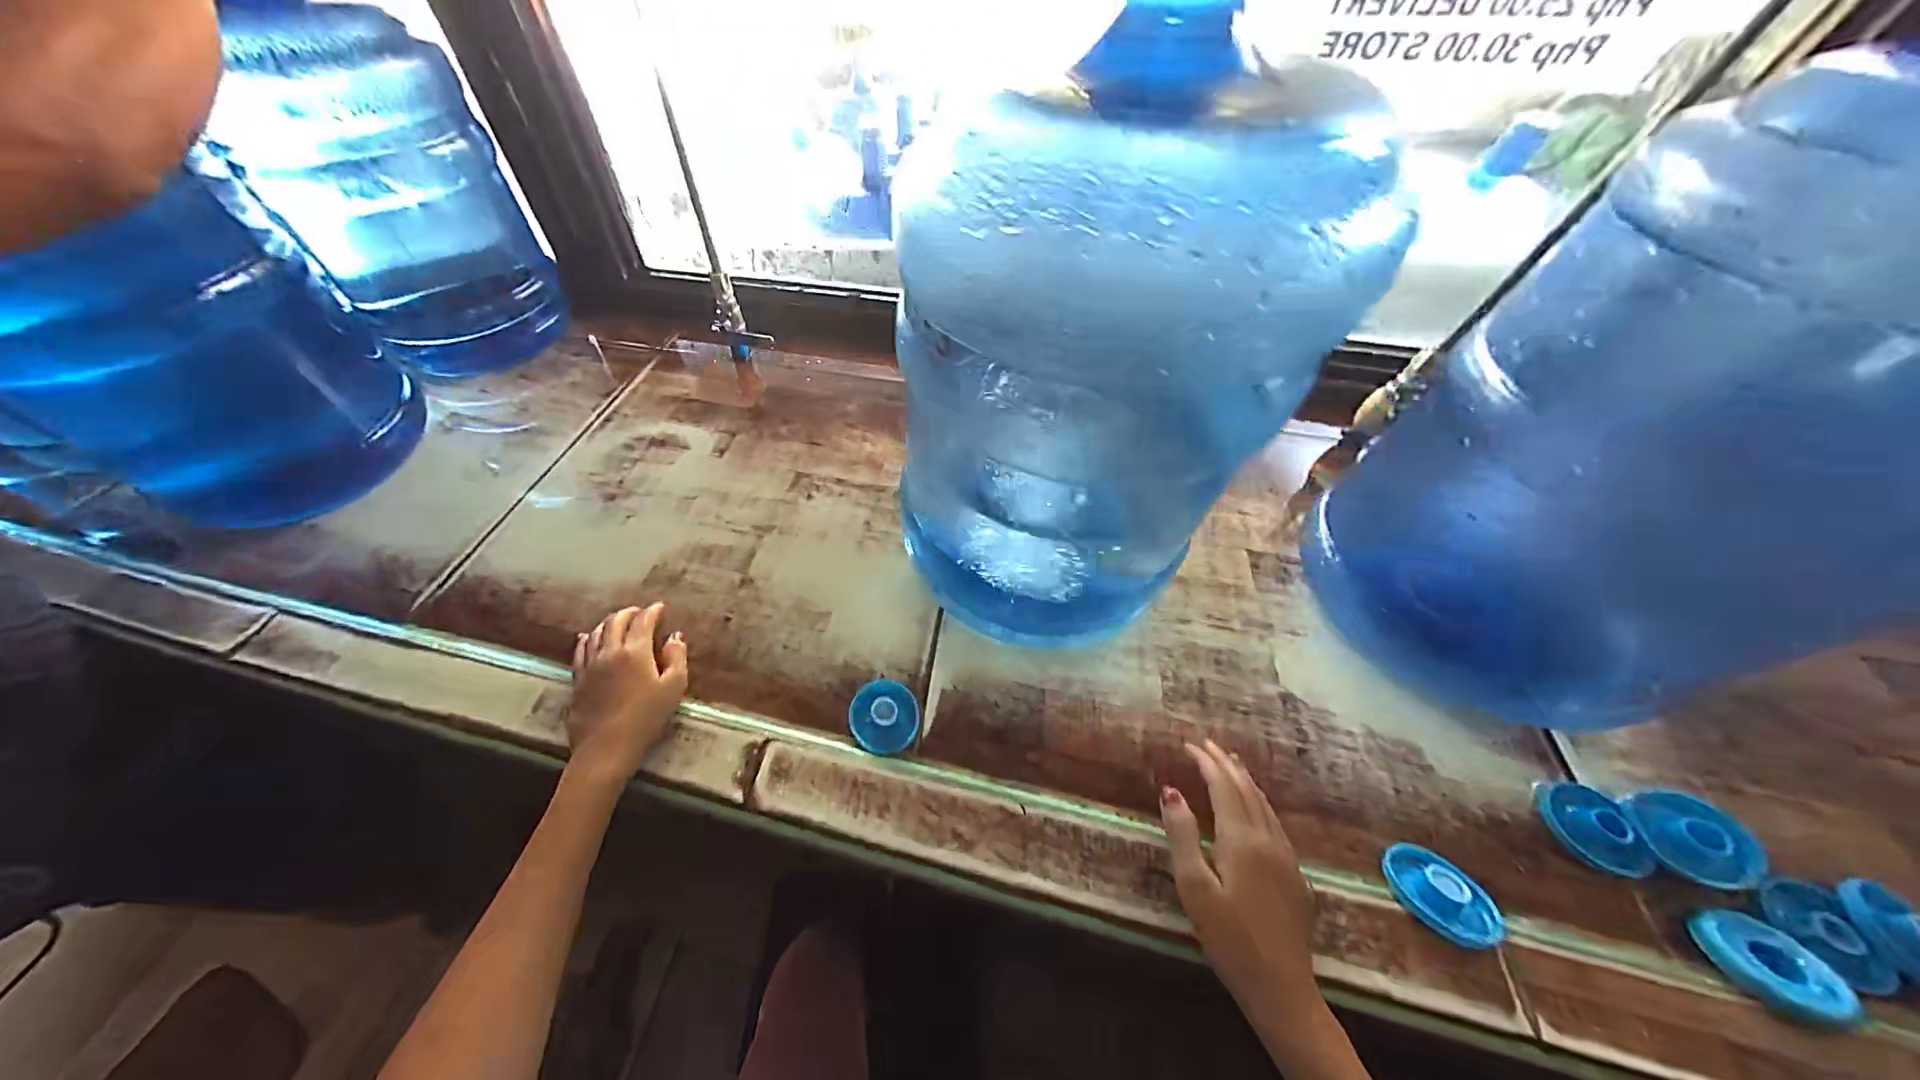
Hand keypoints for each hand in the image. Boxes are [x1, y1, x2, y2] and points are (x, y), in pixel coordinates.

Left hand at [565, 603, 688, 785]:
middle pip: (615, 622)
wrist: (607, 747)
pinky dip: (586, 639)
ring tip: (617, 621)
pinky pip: (579, 651)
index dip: (652, 611)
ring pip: (595, 633)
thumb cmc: (646, 717)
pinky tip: (586, 637)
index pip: (643, 622)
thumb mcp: (674, 687)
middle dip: (629, 613)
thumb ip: (677, 657)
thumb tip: (675, 636)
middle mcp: (609, 652)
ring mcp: (590, 666)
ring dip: (608, 623)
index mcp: (635, 652)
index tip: (660, 607)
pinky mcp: (577, 680)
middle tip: (639, 611)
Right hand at [1161, 740, 1319, 1016]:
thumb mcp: (1194, 887)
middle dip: (1225, 764)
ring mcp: (1286, 857)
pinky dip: (1259, 801)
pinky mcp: (1294, 874)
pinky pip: (1275, 822)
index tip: (1188, 745)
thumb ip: (1183, 835)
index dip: (1206, 763)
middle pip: (1246, 790)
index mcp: (1242, 839)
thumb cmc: (1228, 938)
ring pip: (1265, 804)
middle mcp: (1268, 839)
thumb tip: (1170, 790)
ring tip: (1230, 763)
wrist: (1282, 988)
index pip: (1223, 787)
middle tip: (1205, 744)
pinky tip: (1255, 807)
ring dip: (1244, 779)